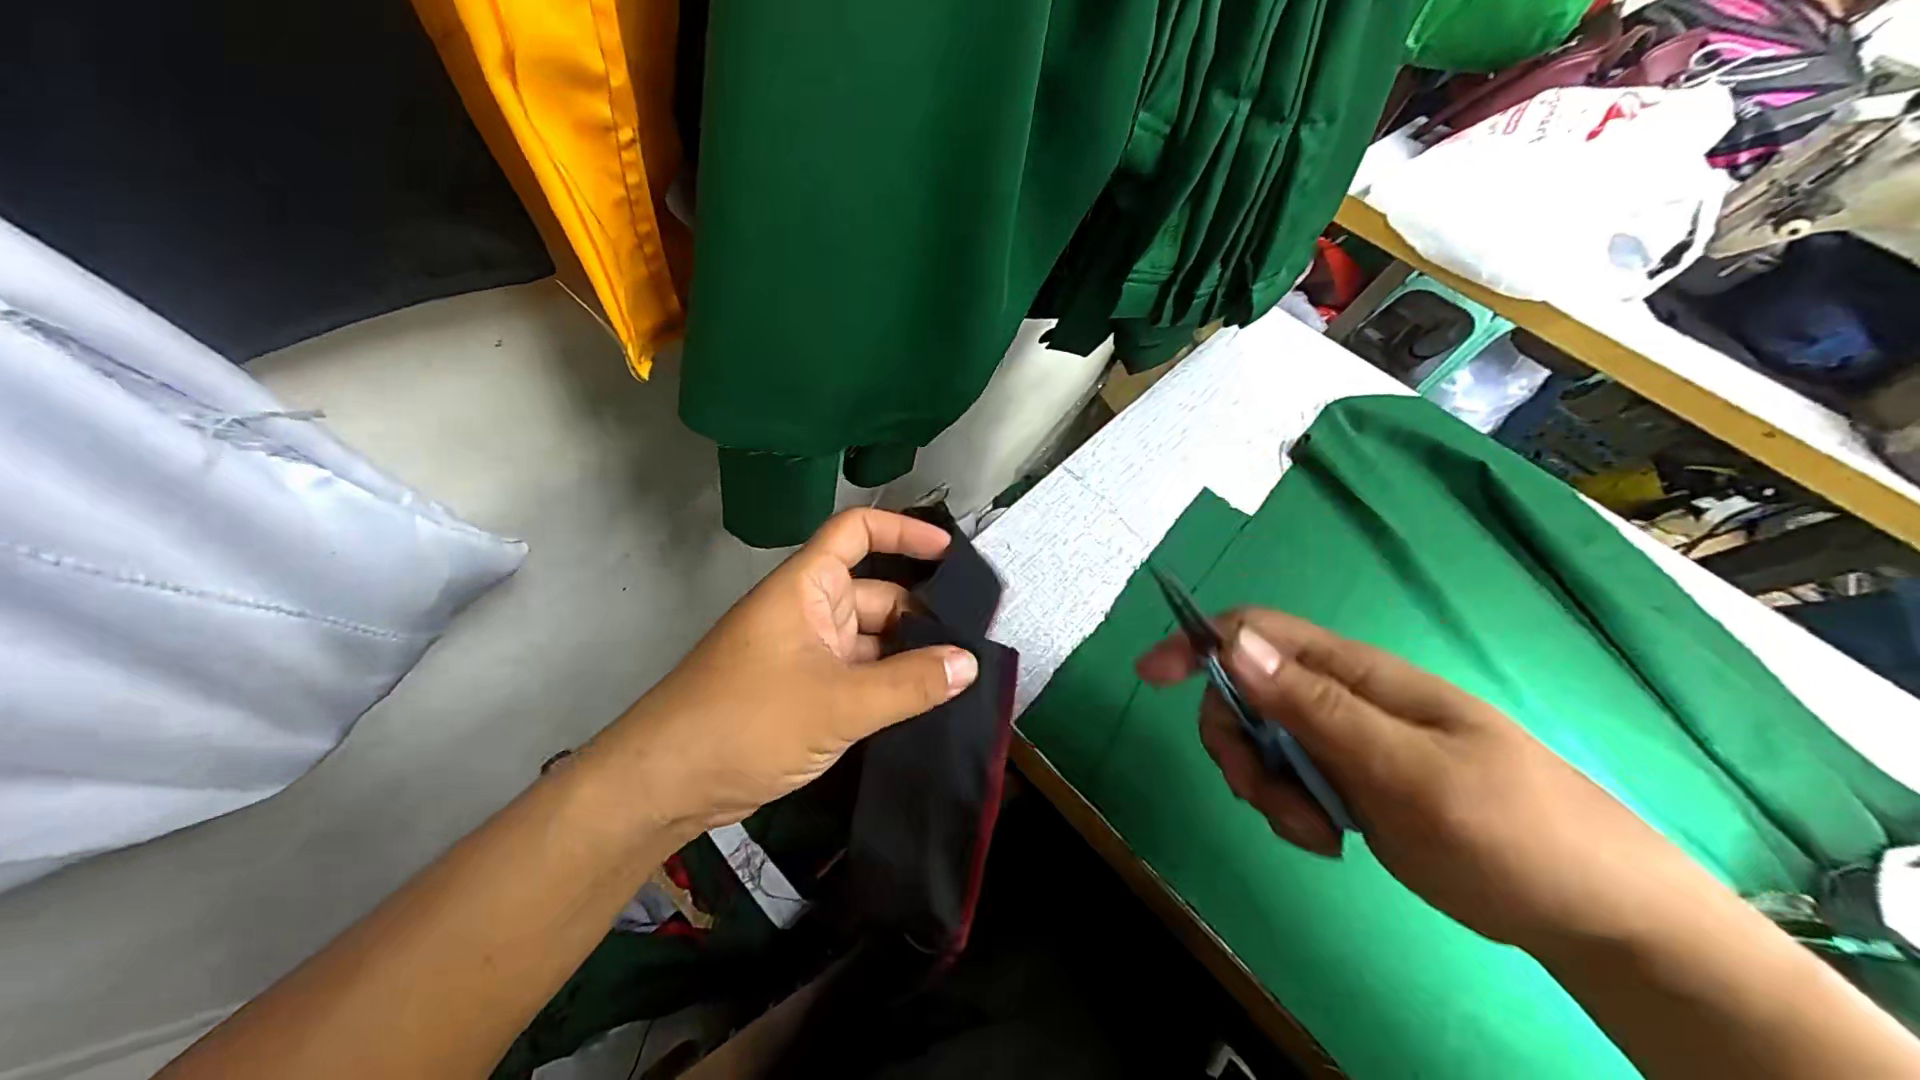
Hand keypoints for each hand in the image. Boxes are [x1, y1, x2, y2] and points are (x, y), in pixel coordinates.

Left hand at [593, 509, 977, 836]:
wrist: (666, 785)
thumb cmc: (745, 723)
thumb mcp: (837, 703)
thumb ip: (909, 684)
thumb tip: (968, 664)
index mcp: (805, 588)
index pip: (856, 533)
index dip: (902, 532)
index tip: (947, 552)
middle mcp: (806, 612)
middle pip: (875, 594)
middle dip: (921, 614)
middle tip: (974, 640)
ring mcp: (805, 655)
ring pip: (870, 642)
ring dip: (908, 656)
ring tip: (961, 675)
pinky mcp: (804, 693)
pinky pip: (858, 676)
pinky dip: (889, 685)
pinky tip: (925, 703)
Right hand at [1137, 608, 1723, 950]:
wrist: (1591, 909)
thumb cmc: (1514, 826)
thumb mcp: (1409, 769)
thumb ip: (1317, 706)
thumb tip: (1233, 642)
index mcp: (1356, 674)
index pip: (1257, 633)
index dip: (1197, 644)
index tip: (1151, 677)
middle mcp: (1340, 698)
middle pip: (1244, 694)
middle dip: (1235, 745)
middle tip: (1267, 799)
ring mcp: (1342, 742)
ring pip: (1258, 742)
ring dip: (1264, 788)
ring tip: (1316, 834)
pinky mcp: (1345, 782)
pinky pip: (1283, 781)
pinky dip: (1286, 811)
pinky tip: (1330, 843)